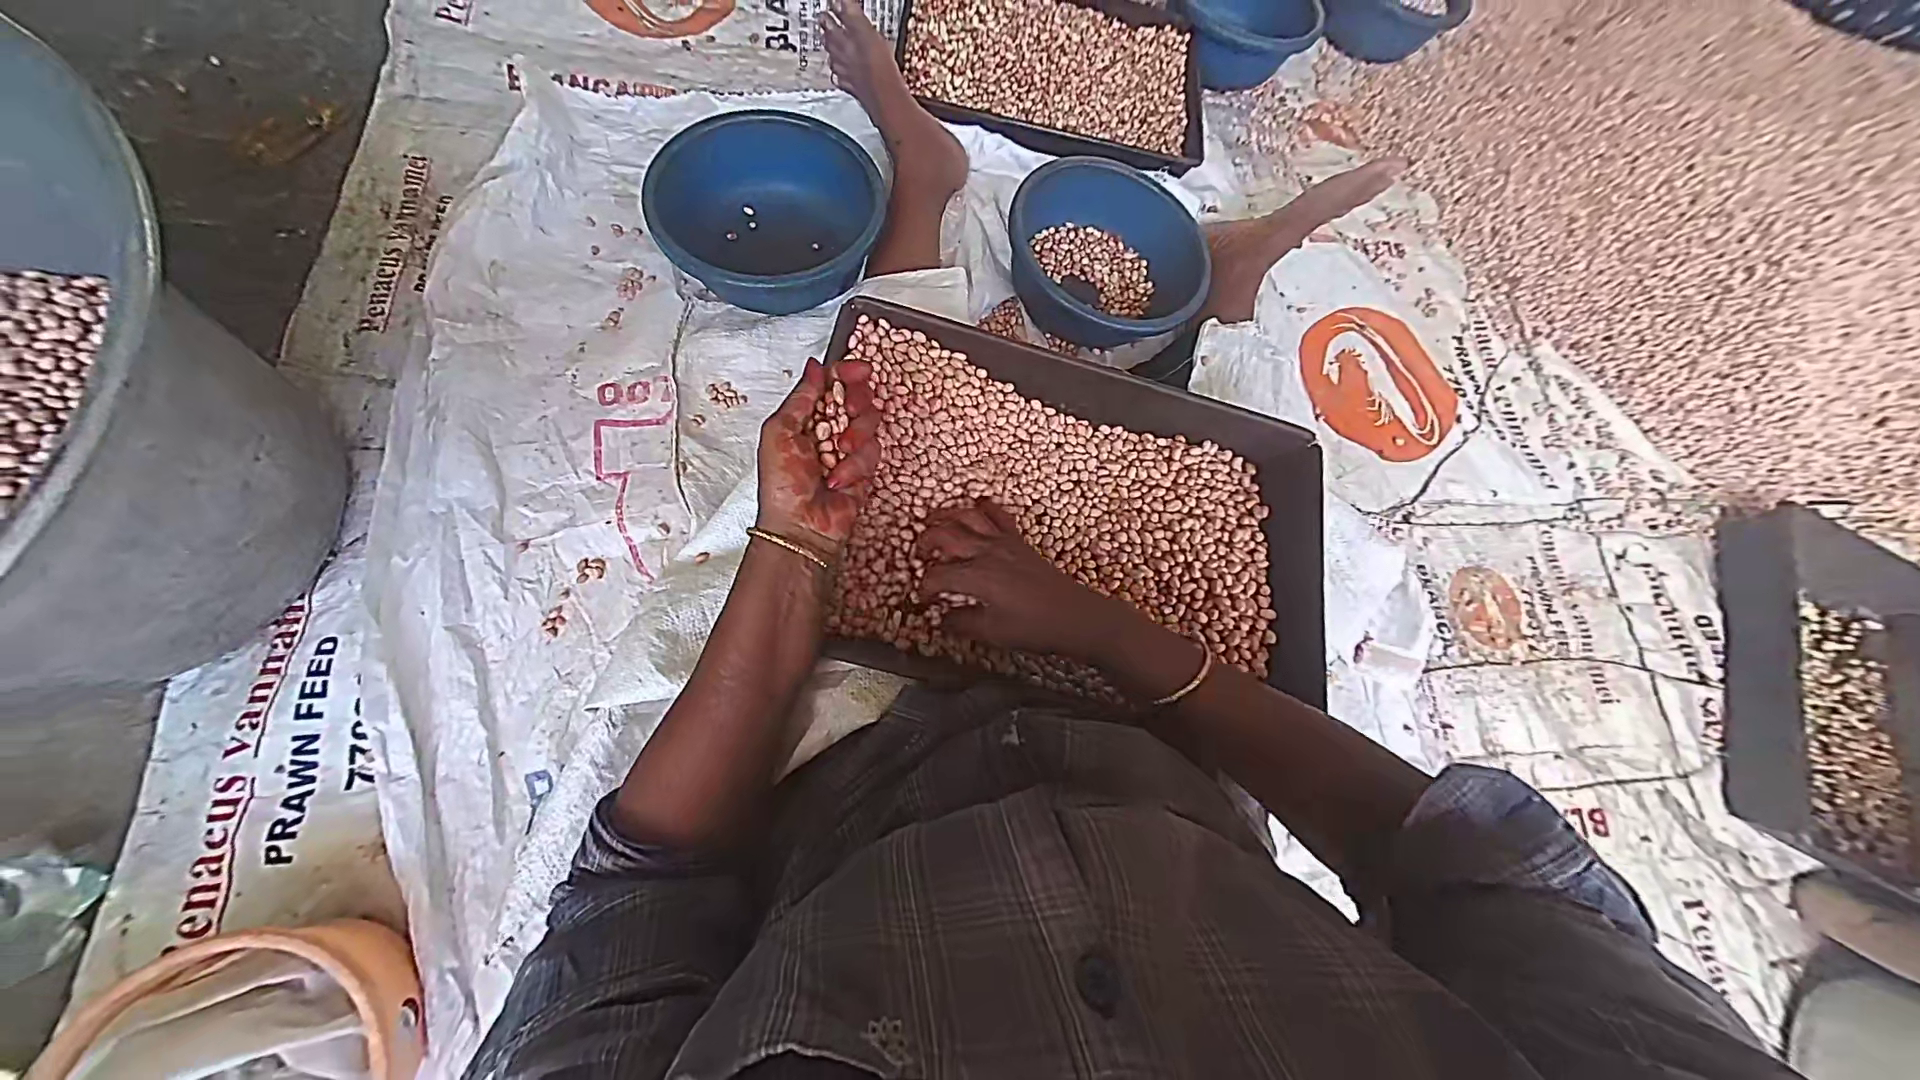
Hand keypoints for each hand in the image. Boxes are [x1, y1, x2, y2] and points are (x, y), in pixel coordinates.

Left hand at [756, 357, 880, 559]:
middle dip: (857, 401)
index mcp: (806, 415)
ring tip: (838, 452)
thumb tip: (814, 367)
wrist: (800, 525)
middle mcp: (829, 428)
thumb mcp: (779, 432)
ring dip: (855, 435)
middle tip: (848, 411)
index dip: (846, 372)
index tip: (859, 370)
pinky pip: (873, 451)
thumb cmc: (782, 486)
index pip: (831, 382)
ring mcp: (849, 448)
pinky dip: (855, 465)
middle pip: (857, 395)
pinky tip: (838, 479)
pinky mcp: (864, 468)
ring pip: (870, 422)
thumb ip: (800, 398)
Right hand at [913, 498, 1138, 658]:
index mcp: (977, 577)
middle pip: (945, 535)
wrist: (1075, 616)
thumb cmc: (1036, 627)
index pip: (937, 575)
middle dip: (925, 543)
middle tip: (918, 555)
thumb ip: (962, 622)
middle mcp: (987, 553)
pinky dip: (983, 509)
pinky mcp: (1019, 543)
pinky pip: (997, 516)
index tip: (923, 599)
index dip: (924, 587)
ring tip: (933, 522)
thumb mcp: (993, 633)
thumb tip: (943, 618)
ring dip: (946, 517)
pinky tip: (976, 509)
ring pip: (967, 517)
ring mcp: (1004, 543)